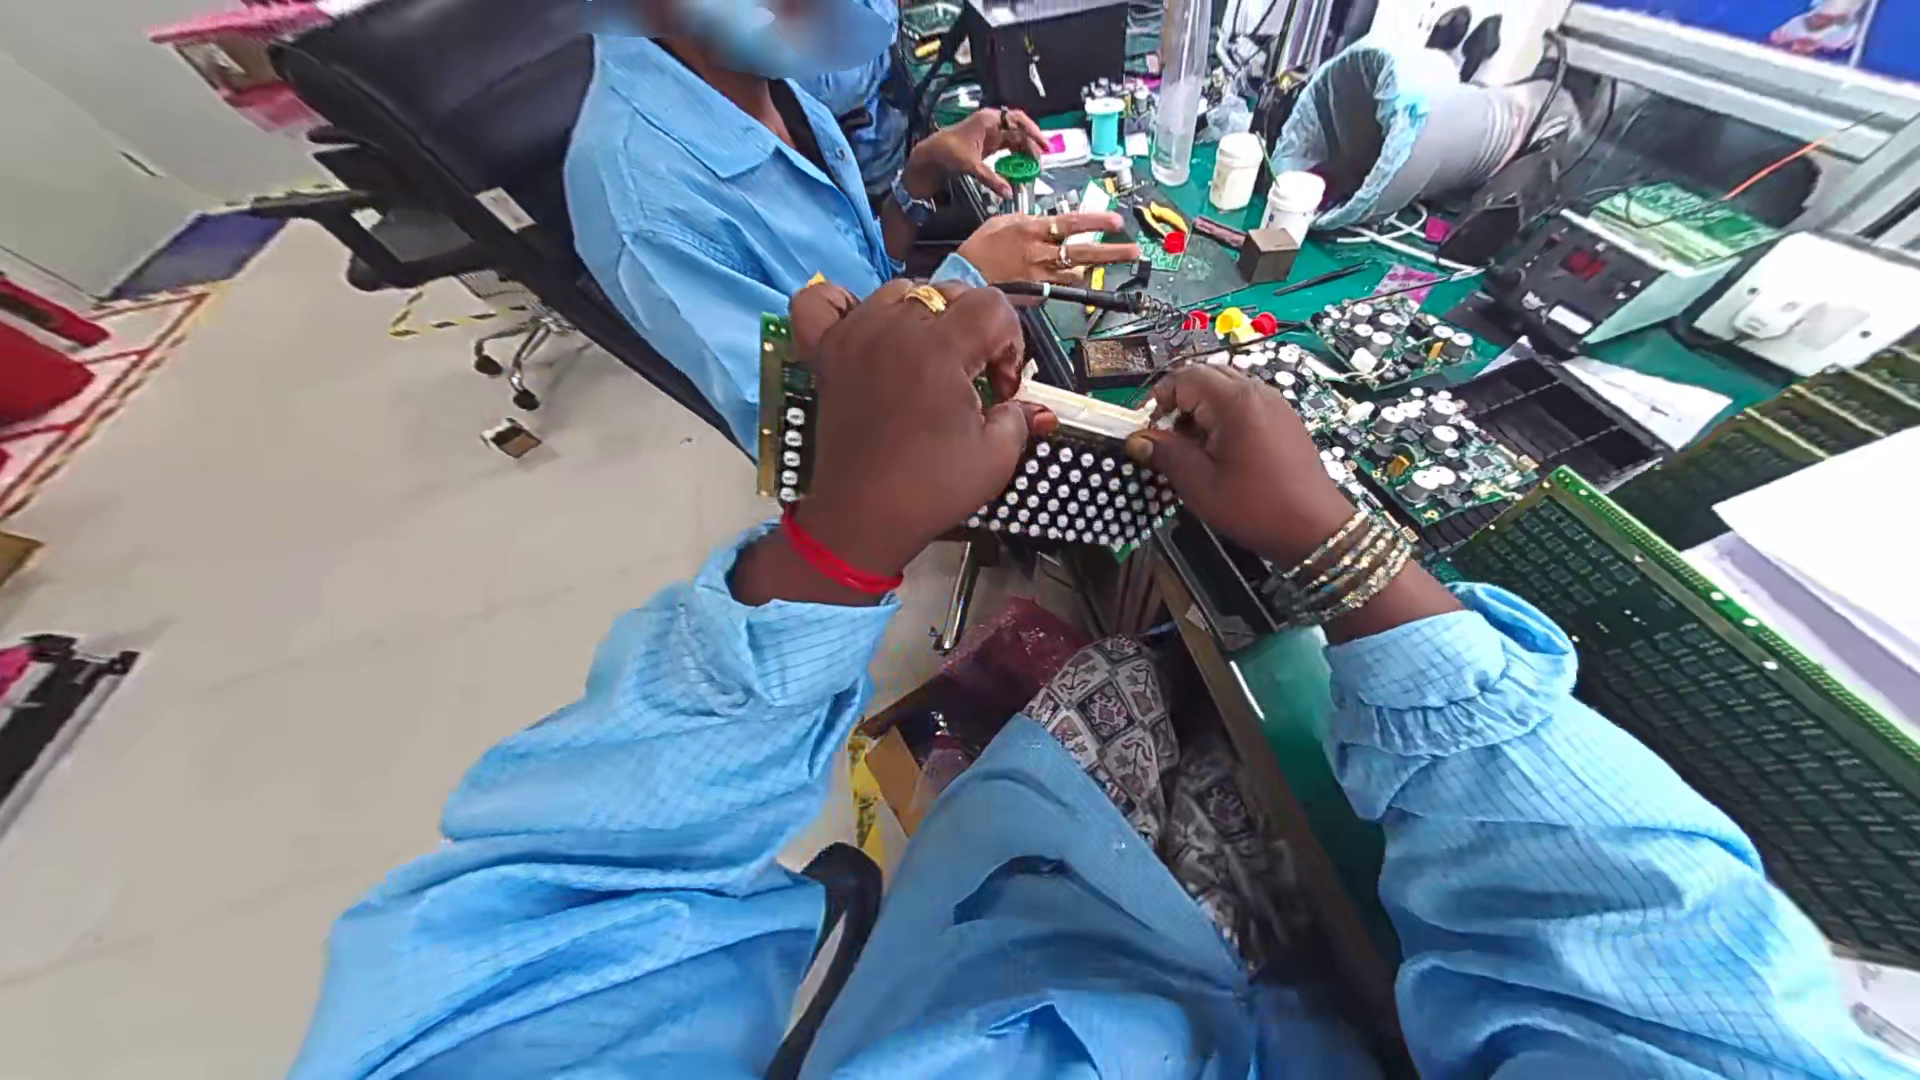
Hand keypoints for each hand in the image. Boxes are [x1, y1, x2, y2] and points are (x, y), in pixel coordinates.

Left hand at [795, 280, 1056, 578]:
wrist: (864, 517)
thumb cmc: (932, 489)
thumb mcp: (995, 458)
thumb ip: (1020, 419)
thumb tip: (1036, 409)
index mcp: (940, 350)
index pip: (992, 306)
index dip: (1010, 345)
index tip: (1002, 389)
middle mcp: (894, 329)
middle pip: (948, 293)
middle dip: (974, 331)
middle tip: (972, 381)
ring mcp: (854, 336)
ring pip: (898, 292)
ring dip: (923, 317)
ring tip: (927, 360)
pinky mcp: (825, 353)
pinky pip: (822, 302)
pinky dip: (843, 304)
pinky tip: (865, 327)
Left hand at [905, 107, 1048, 197]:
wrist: (933, 155)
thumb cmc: (949, 152)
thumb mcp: (971, 166)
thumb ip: (991, 179)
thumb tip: (1008, 192)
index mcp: (989, 120)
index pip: (1018, 121)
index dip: (1033, 132)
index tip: (1044, 145)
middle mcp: (992, 123)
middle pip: (1019, 130)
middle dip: (1031, 142)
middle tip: (1042, 157)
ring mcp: (990, 133)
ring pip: (1014, 138)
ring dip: (1024, 150)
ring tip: (1034, 163)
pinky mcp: (988, 144)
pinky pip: (1007, 147)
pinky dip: (1015, 155)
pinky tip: (1021, 165)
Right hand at [956, 212, 1140, 286]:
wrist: (965, 278)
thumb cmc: (978, 250)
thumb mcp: (1002, 222)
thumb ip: (1028, 221)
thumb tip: (1046, 223)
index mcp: (1033, 230)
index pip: (1073, 223)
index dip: (1098, 223)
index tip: (1117, 223)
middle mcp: (1041, 253)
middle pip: (1084, 252)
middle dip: (1112, 252)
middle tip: (1134, 252)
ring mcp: (1040, 276)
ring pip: (1076, 274)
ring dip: (1093, 269)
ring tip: (1110, 265)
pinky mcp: (1036, 294)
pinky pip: (1058, 288)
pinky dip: (1067, 282)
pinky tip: (1074, 280)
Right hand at [1124, 366, 1355, 565]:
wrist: (1312, 528)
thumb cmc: (1254, 507)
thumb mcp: (1198, 483)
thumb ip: (1164, 454)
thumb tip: (1136, 441)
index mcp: (1235, 403)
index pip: (1185, 377)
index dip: (1159, 397)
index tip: (1147, 426)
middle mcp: (1258, 393)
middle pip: (1206, 376)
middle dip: (1179, 400)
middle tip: (1165, 435)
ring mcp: (1274, 404)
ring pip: (1225, 388)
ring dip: (1200, 408)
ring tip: (1191, 445)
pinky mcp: (1283, 419)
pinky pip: (1244, 402)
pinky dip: (1222, 416)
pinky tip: (1217, 449)